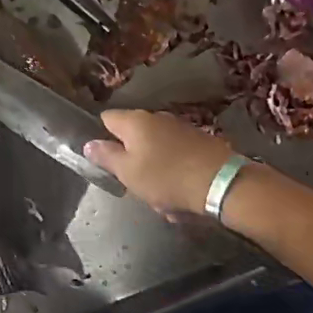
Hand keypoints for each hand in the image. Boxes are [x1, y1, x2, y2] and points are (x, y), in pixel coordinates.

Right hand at [83, 109, 238, 216]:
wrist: (223, 184)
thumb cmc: (165, 177)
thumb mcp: (127, 172)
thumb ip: (105, 156)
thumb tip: (89, 143)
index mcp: (135, 121)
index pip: (106, 118)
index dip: (100, 136)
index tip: (103, 158)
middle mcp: (157, 118)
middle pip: (132, 135)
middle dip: (129, 157)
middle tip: (130, 181)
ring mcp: (181, 128)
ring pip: (155, 149)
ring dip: (152, 168)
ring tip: (158, 194)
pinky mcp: (201, 142)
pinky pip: (175, 156)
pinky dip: (172, 171)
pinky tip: (179, 192)